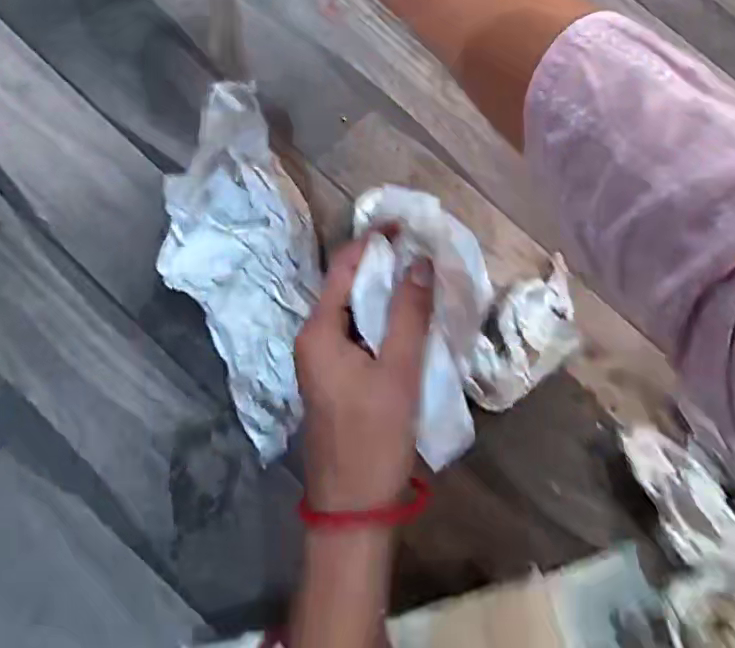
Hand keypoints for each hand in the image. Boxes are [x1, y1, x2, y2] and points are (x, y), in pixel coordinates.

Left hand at [295, 232, 434, 513]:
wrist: (354, 510)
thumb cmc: (373, 437)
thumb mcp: (398, 372)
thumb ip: (409, 314)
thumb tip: (419, 261)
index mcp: (318, 332)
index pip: (343, 268)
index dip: (372, 241)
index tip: (405, 224)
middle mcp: (313, 339)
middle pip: (346, 287)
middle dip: (381, 265)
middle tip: (420, 249)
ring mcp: (322, 360)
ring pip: (354, 312)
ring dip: (384, 293)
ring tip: (420, 276)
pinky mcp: (336, 378)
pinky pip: (359, 334)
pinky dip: (383, 321)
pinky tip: (409, 319)